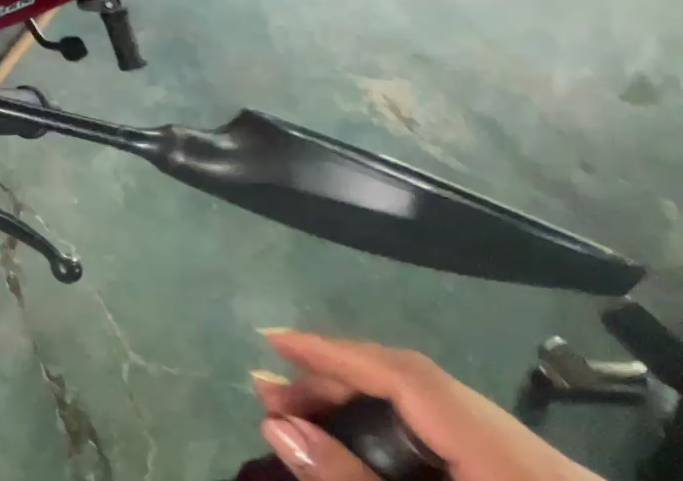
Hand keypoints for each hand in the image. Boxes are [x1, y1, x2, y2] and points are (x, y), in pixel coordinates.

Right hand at [251, 330, 603, 480]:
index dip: (337, 352)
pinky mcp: (526, 478)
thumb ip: (351, 480)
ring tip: (300, 414)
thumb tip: (275, 425)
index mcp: (509, 458)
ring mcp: (534, 466)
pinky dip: (392, 425)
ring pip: (431, 409)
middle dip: (337, 382)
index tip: (272, 340)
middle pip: (416, 387)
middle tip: (272, 395)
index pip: (409, 378)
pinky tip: (354, 436)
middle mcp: (527, 449)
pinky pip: (448, 432)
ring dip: (359, 403)